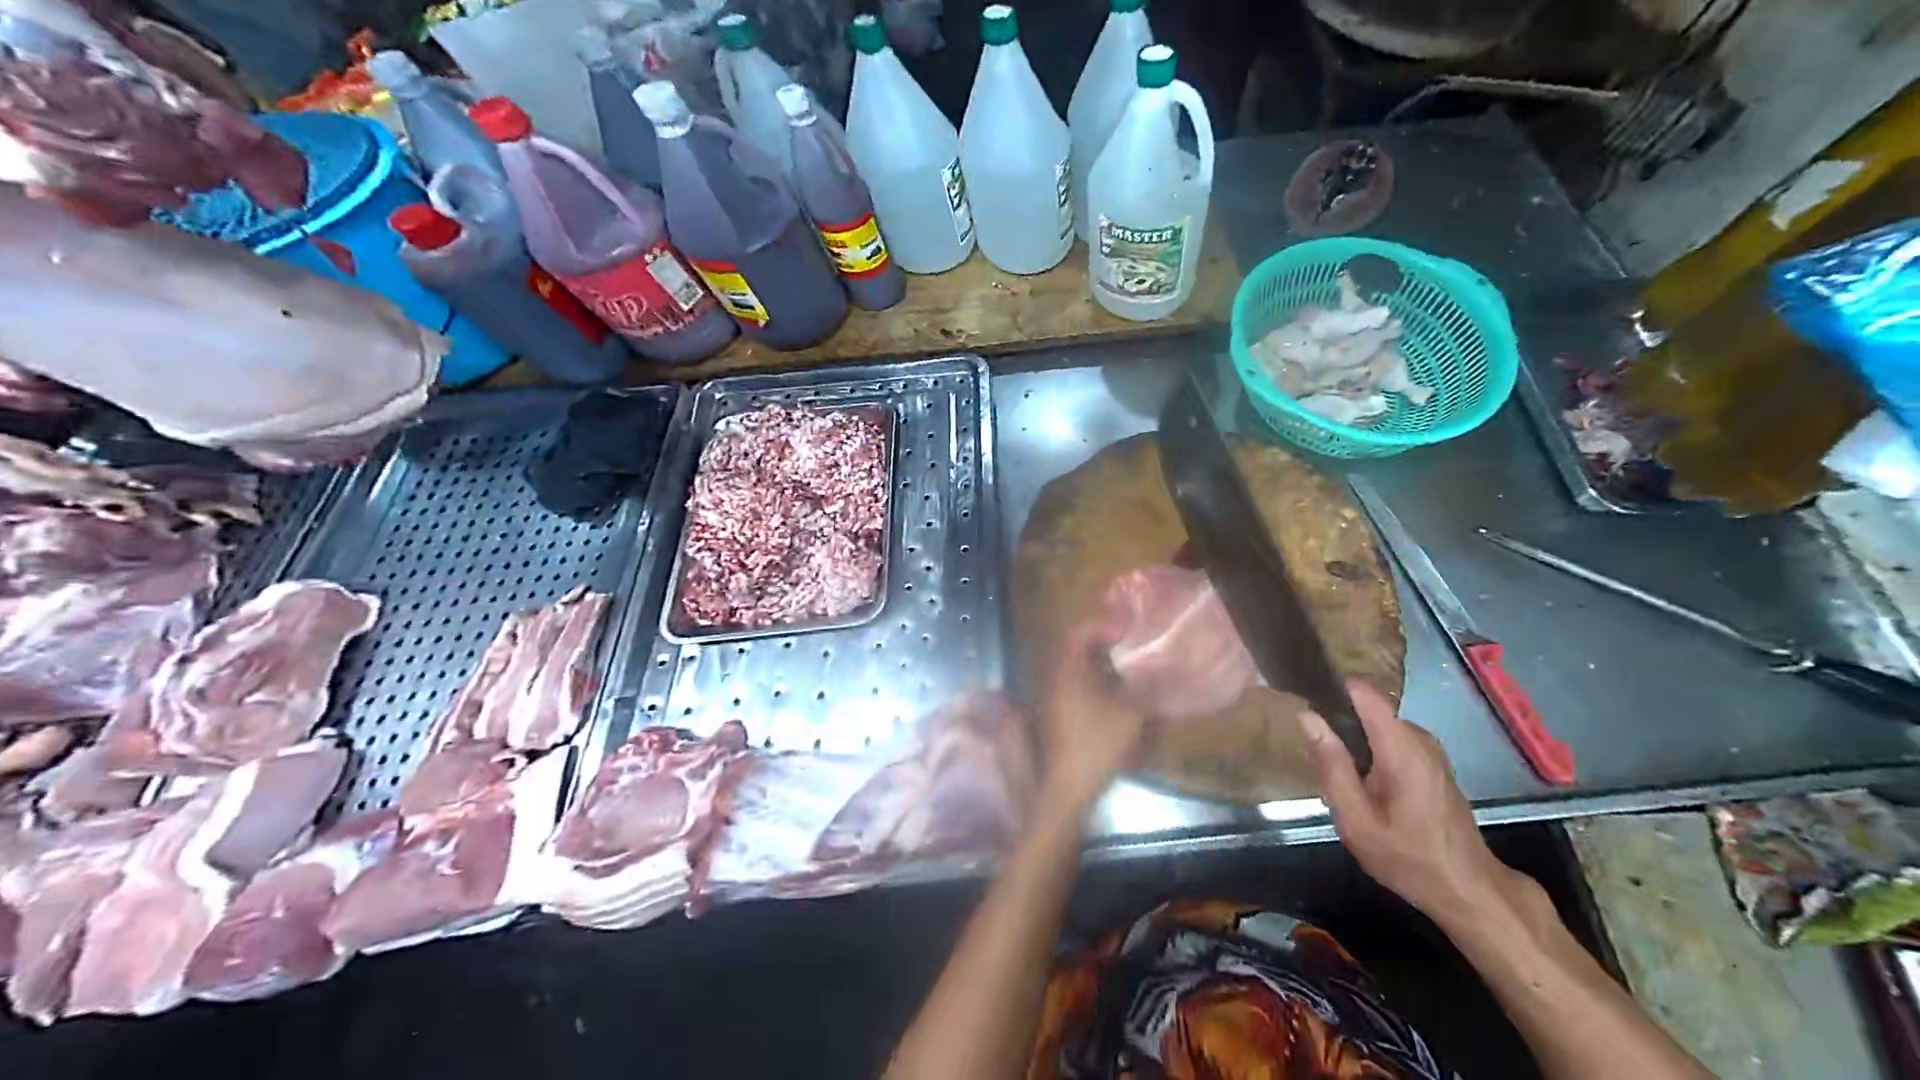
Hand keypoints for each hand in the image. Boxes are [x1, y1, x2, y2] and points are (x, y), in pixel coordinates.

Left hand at [1039, 619, 1147, 813]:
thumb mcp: (1129, 713)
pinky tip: (1113, 690)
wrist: (1067, 785)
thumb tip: (1160, 663)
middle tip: (1128, 641)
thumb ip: (1144, 685)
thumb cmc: (1097, 744)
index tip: (1128, 627)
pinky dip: (1092, 677)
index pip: (1079, 632)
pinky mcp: (1055, 712)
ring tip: (1126, 663)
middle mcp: (1054, 677)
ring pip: (1073, 666)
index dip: (1103, 624)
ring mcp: (1052, 695)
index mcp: (1067, 670)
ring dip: (1097, 659)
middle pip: (1074, 646)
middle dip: (1101, 639)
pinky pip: (1073, 682)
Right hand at [1297, 679, 1523, 927]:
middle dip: (1338, 722)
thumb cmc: (1408, 856)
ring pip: (1378, 727)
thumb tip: (1307, 716)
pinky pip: (1391, 741)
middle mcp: (1419, 739)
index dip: (1333, 687)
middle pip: (1368, 711)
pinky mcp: (1432, 764)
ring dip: (1353, 740)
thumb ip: (1331, 764)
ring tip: (1333, 771)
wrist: (1469, 891)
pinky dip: (1370, 751)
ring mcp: (1430, 751)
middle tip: (1313, 753)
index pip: (1365, 693)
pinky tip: (1359, 783)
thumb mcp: (1356, 818)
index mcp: (1401, 747)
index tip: (1304, 696)